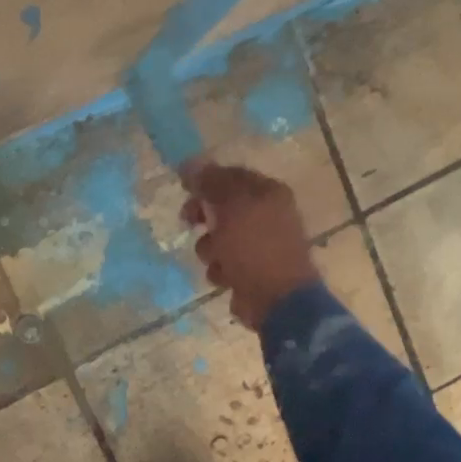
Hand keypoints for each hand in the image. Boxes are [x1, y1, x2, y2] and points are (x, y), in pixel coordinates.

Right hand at [181, 161, 319, 330]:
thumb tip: (189, 163)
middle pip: (222, 206)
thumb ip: (210, 182)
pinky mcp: (250, 271)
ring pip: (218, 238)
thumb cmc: (255, 247)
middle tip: (189, 221)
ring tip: (217, 258)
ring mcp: (259, 245)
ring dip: (210, 248)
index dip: (206, 180)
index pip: (231, 176)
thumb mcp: (231, 207)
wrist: (276, 299)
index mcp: (268, 192)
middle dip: (204, 216)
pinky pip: (223, 264)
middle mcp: (266, 215)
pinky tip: (227, 278)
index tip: (184, 189)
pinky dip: (220, 270)